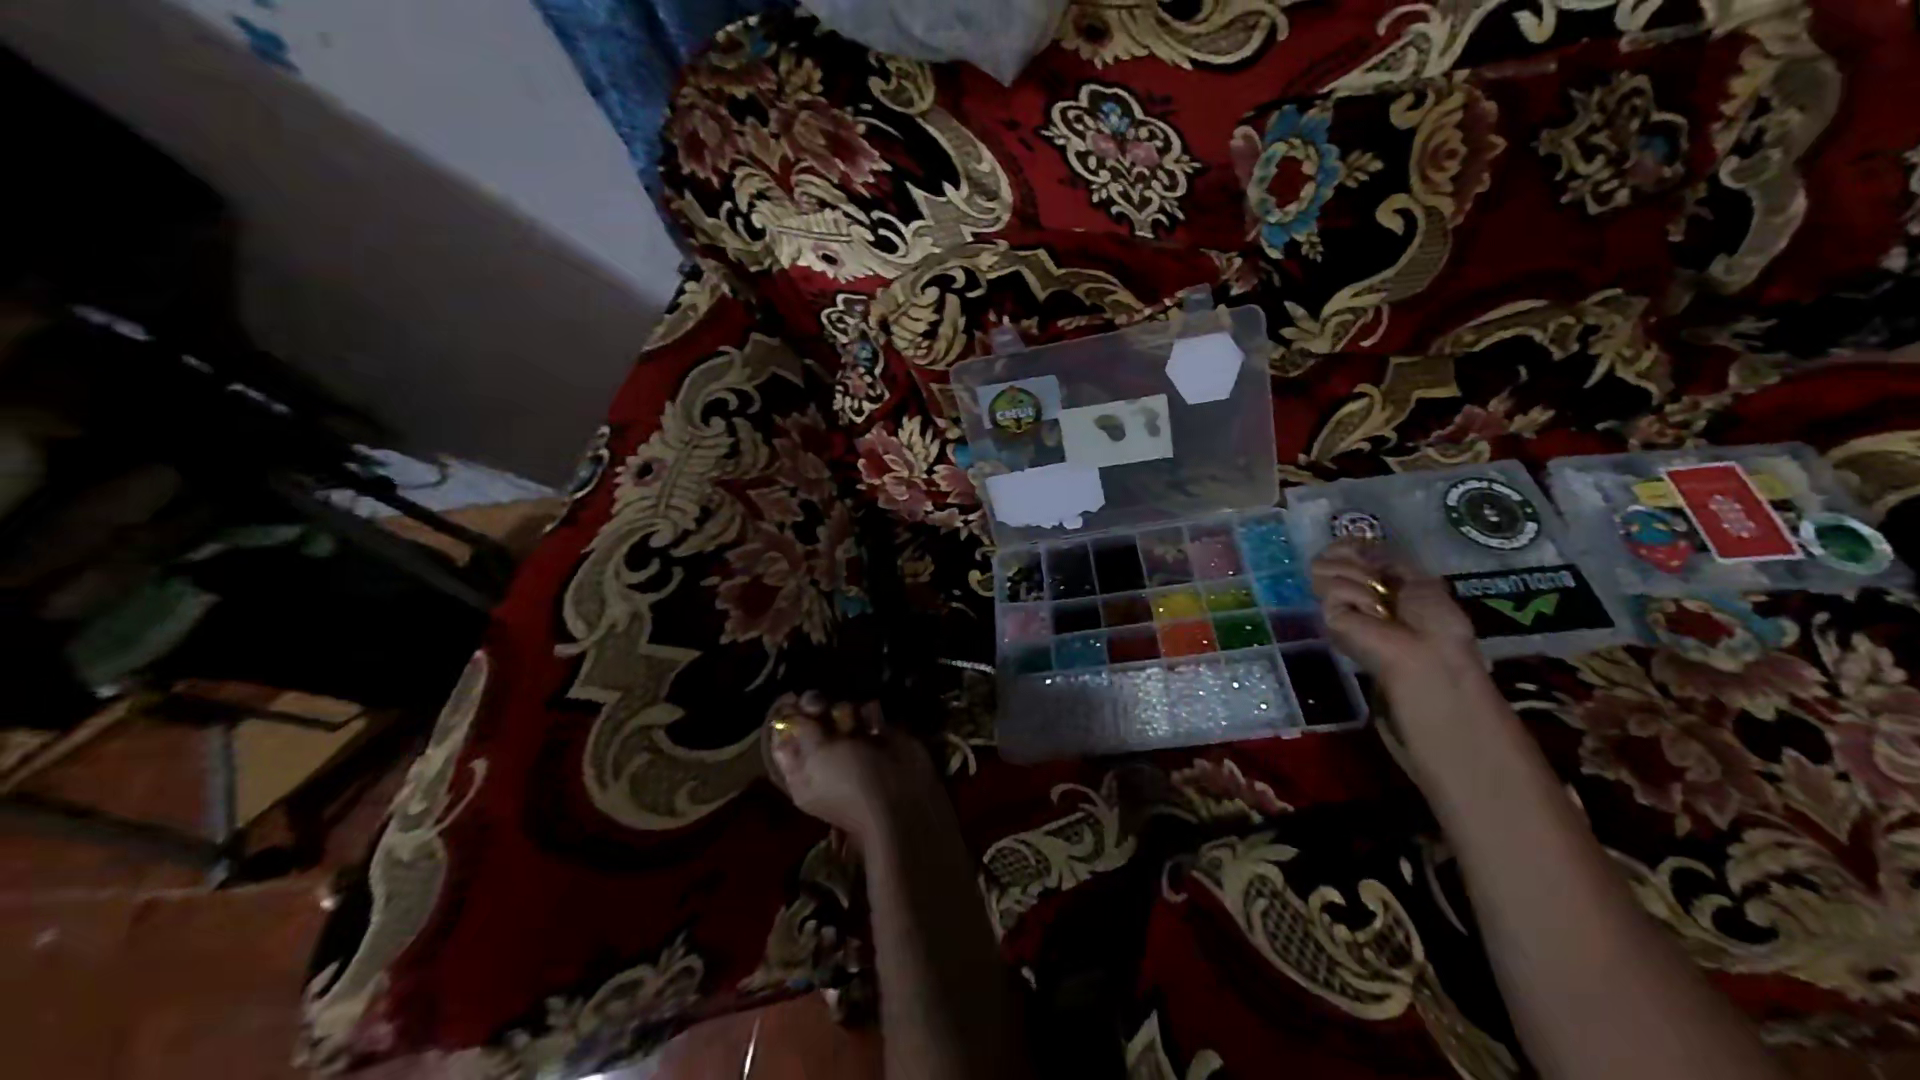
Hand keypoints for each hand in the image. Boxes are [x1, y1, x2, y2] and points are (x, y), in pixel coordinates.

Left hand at [765, 692, 940, 847]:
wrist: (900, 797)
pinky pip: (867, 711)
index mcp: (801, 769)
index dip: (785, 715)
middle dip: (815, 707)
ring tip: (856, 726)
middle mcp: (824, 754)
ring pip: (839, 710)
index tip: (791, 699)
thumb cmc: (850, 782)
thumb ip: (801, 729)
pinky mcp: (877, 735)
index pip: (783, 735)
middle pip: (811, 716)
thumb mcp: (816, 758)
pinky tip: (875, 725)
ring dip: (845, 711)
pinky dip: (870, 713)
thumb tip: (788, 710)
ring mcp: (851, 744)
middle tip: (821, 709)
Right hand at [1310, 540, 1480, 693]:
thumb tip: (1358, 547)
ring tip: (1377, 593)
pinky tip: (1372, 611)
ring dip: (1355, 573)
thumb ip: (1386, 560)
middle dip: (1351, 557)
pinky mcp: (1328, 616)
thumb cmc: (1435, 621)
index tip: (1364, 546)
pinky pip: (1332, 589)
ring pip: (1322, 567)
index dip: (1349, 544)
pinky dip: (1356, 593)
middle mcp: (1348, 592)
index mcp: (1370, 583)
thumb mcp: (1418, 579)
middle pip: (1326, 557)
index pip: (1341, 552)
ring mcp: (1335, 604)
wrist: (1431, 652)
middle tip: (1375, 573)